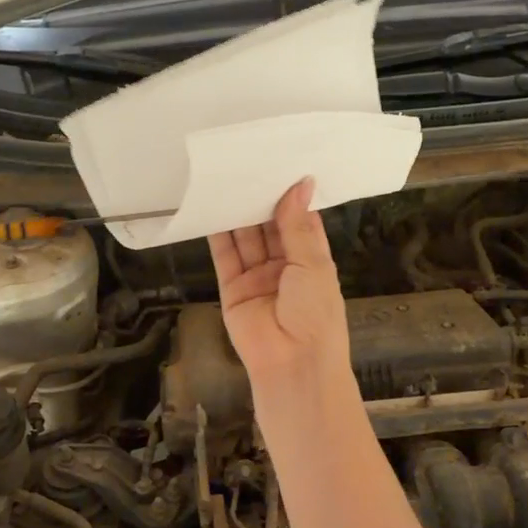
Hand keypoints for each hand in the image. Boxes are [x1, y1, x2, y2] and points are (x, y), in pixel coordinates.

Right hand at [207, 178, 350, 381]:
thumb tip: (301, 183)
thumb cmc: (315, 313)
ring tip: (229, 177)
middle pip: (270, 226)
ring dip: (238, 212)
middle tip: (249, 163)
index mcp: (312, 260)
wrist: (293, 364)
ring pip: (246, 238)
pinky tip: (212, 206)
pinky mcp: (232, 287)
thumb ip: (298, 225)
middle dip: (261, 200)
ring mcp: (257, 277)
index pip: (300, 221)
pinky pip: (224, 256)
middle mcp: (284, 266)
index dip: (292, 196)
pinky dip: (217, 234)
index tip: (282, 163)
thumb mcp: (313, 264)